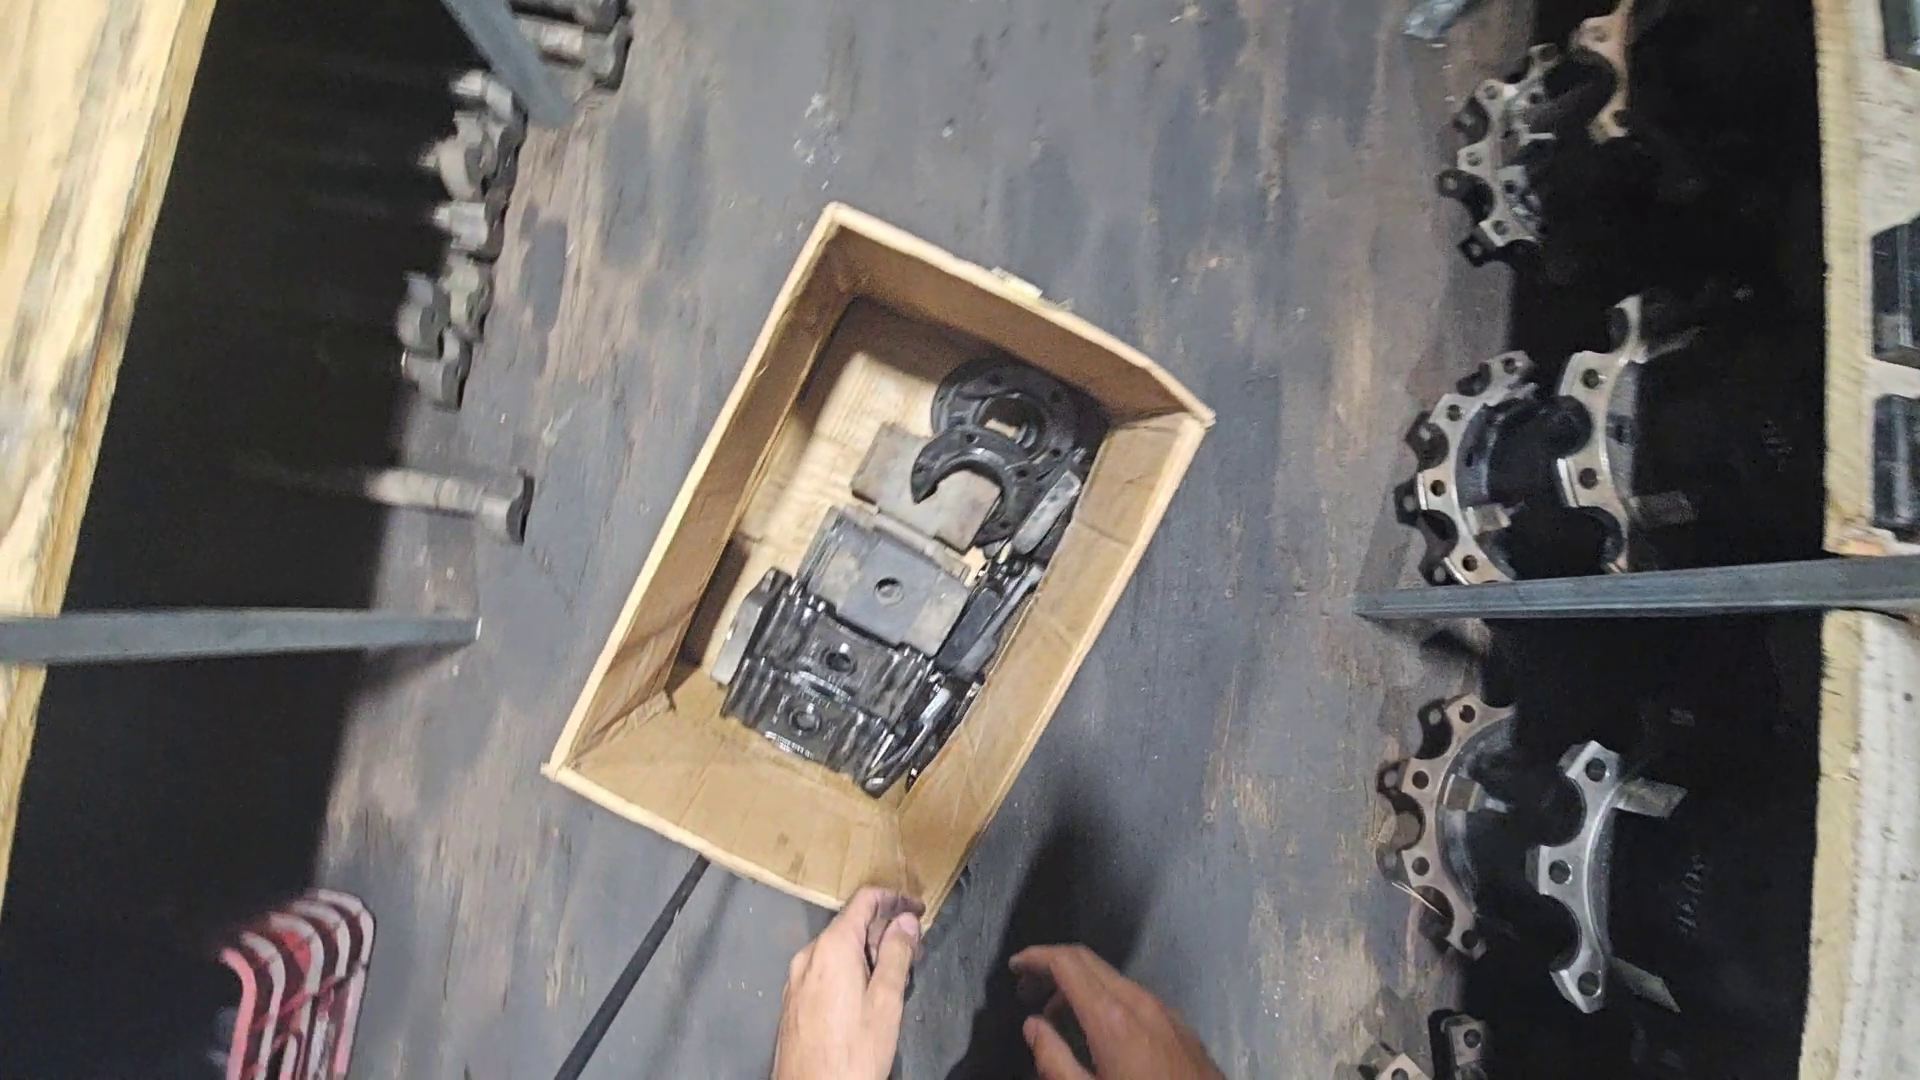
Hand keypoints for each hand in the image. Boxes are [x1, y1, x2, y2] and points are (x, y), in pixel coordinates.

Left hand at [773, 887, 923, 1079]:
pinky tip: (866, 993)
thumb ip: (897, 954)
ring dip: (868, 951)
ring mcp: (797, 978)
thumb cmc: (853, 1052)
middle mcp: (809, 954)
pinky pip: (825, 969)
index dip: (896, 899)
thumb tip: (906, 919)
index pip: (865, 900)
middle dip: (885, 930)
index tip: (920, 911)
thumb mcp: (885, 1002)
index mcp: (832, 946)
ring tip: (895, 974)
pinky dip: (849, 968)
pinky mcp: (793, 1001)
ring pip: (838, 948)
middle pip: (852, 924)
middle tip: (915, 950)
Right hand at [1010, 945, 1224, 1079]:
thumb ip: (1055, 1062)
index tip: (1014, 967)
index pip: (1067, 962)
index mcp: (1112, 1018)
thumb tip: (1034, 1026)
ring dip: (1079, 986)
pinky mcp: (1180, 1026)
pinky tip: (1097, 1033)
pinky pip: (1133, 996)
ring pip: (1111, 978)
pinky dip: (1104, 999)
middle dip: (1053, 966)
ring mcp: (1164, 1010)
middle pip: (1088, 960)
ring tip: (1056, 1018)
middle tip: (1026, 990)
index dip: (1036, 957)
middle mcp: (1139, 1001)